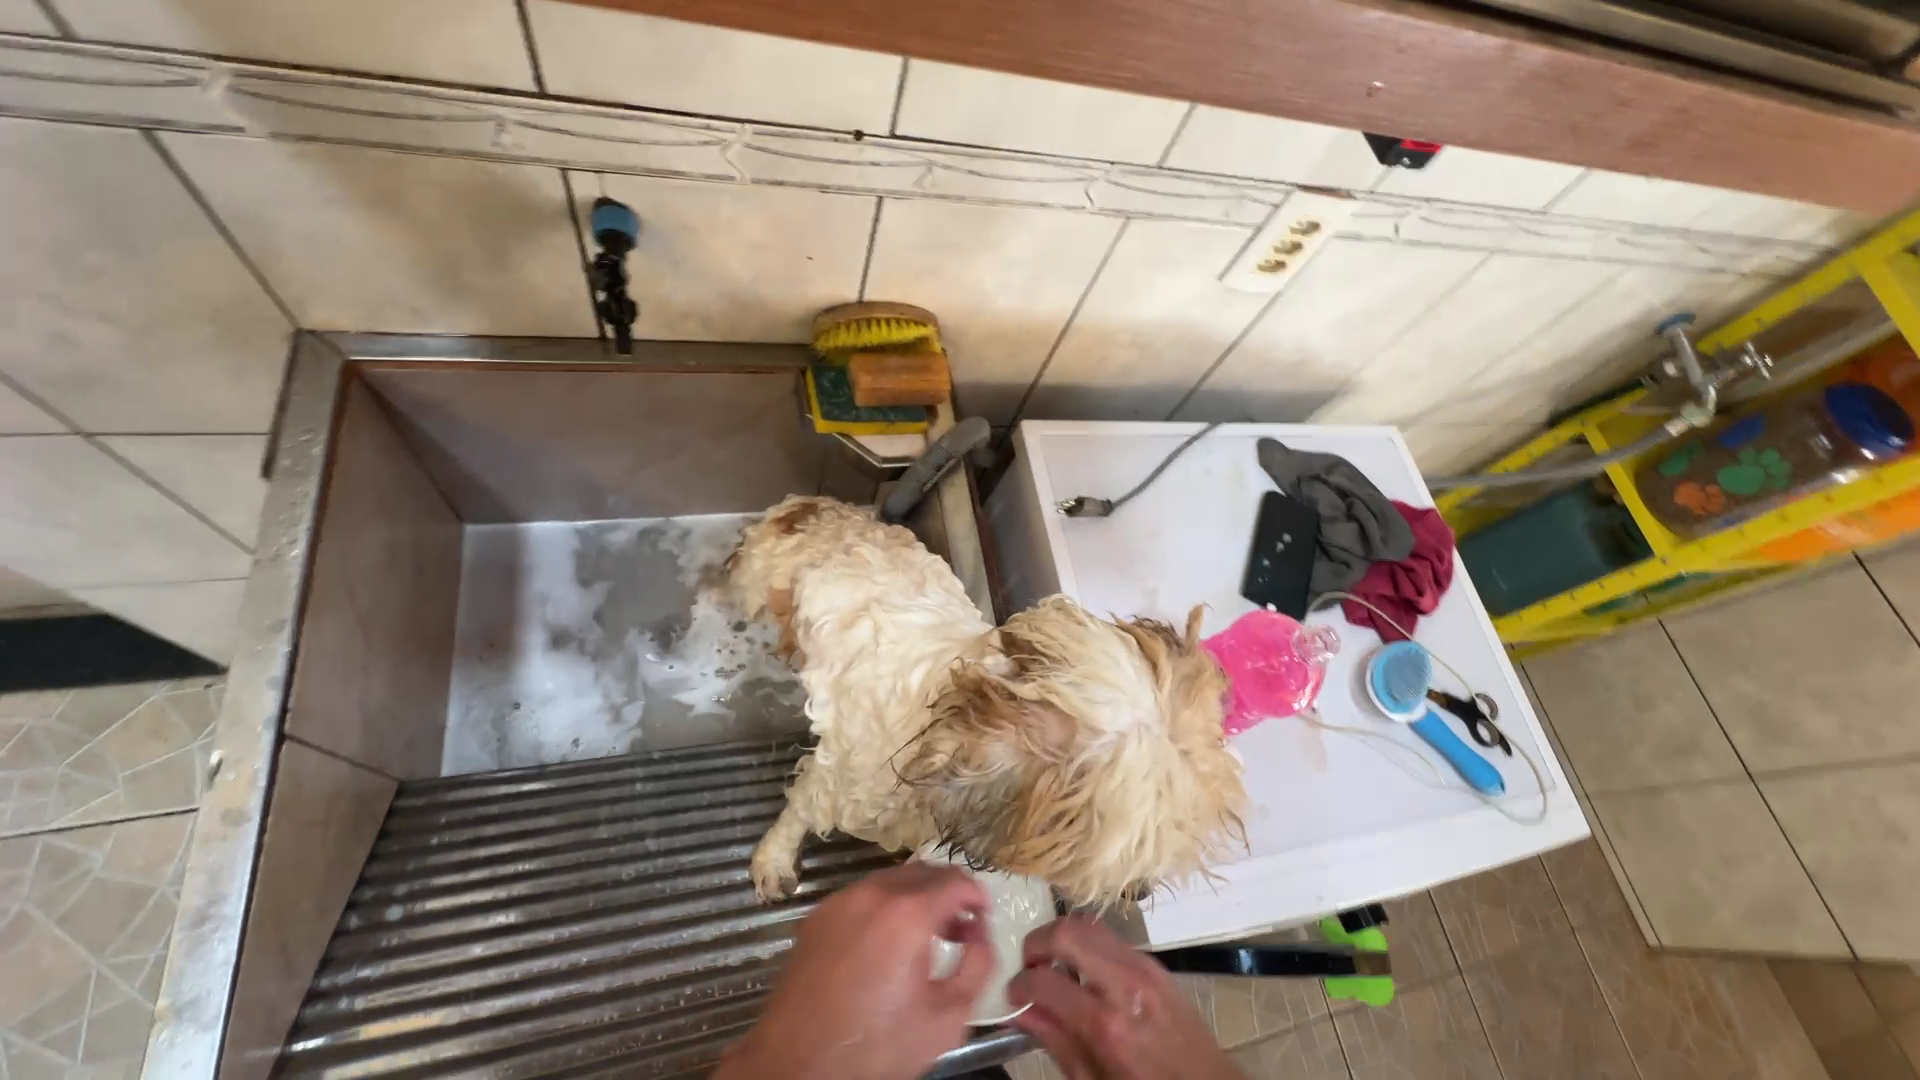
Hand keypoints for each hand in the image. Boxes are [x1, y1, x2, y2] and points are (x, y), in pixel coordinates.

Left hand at [713, 862, 992, 1079]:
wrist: (797, 1065)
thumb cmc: (876, 1045)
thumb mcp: (946, 1018)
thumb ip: (977, 966)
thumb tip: (980, 935)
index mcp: (907, 913)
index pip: (955, 880)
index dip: (977, 895)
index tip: (983, 917)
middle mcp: (873, 893)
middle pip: (924, 872)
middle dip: (948, 894)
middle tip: (959, 930)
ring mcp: (840, 900)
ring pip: (891, 881)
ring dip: (916, 898)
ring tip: (923, 939)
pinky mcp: (817, 916)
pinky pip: (863, 896)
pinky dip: (884, 908)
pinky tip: (884, 946)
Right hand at [1008, 917, 1245, 1079]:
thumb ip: (1055, 1041)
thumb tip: (1019, 1010)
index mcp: (1107, 1024)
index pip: (1045, 982)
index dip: (1020, 985)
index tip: (1013, 993)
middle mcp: (1125, 984)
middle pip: (1067, 932)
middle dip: (1037, 944)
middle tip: (1028, 966)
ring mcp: (1144, 967)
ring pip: (1088, 924)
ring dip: (1062, 938)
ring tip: (1053, 965)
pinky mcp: (1155, 962)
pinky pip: (1110, 936)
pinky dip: (1087, 943)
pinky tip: (1082, 970)